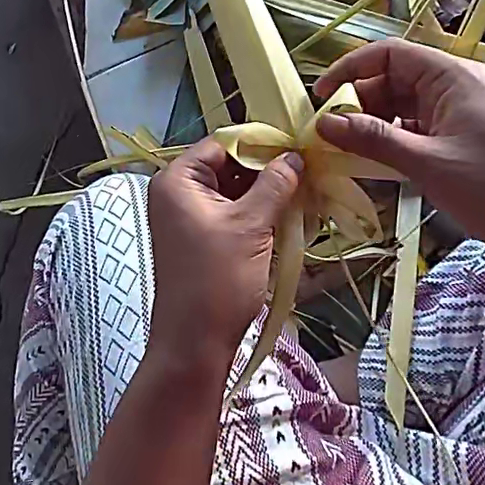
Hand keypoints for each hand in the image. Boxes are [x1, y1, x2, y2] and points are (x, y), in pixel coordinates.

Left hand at [145, 138, 304, 370]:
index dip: (260, 143)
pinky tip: (287, 212)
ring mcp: (187, 215)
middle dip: (266, 168)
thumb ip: (275, 185)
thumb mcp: (251, 226)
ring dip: (265, 191)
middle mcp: (177, 191)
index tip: (297, 145)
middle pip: (227, 165)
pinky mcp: (201, 236)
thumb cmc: (217, 279)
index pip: (222, 144)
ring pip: (232, 189)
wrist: (194, 342)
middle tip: (307, 168)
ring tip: (303, 189)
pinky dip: (256, 211)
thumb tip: (295, 156)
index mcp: (177, 179)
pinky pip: (231, 211)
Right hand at [313, 40, 484, 254]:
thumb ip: (371, 138)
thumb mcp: (425, 163)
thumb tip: (324, 123)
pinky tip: (376, 159)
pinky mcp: (464, 133)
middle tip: (332, 132)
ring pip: (403, 104)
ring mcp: (462, 110)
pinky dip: (393, 137)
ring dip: (374, 123)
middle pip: (393, 79)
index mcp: (453, 77)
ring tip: (348, 149)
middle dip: (359, 102)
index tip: (321, 95)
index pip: (389, 54)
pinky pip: (417, 125)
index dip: (350, 69)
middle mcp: (457, 84)